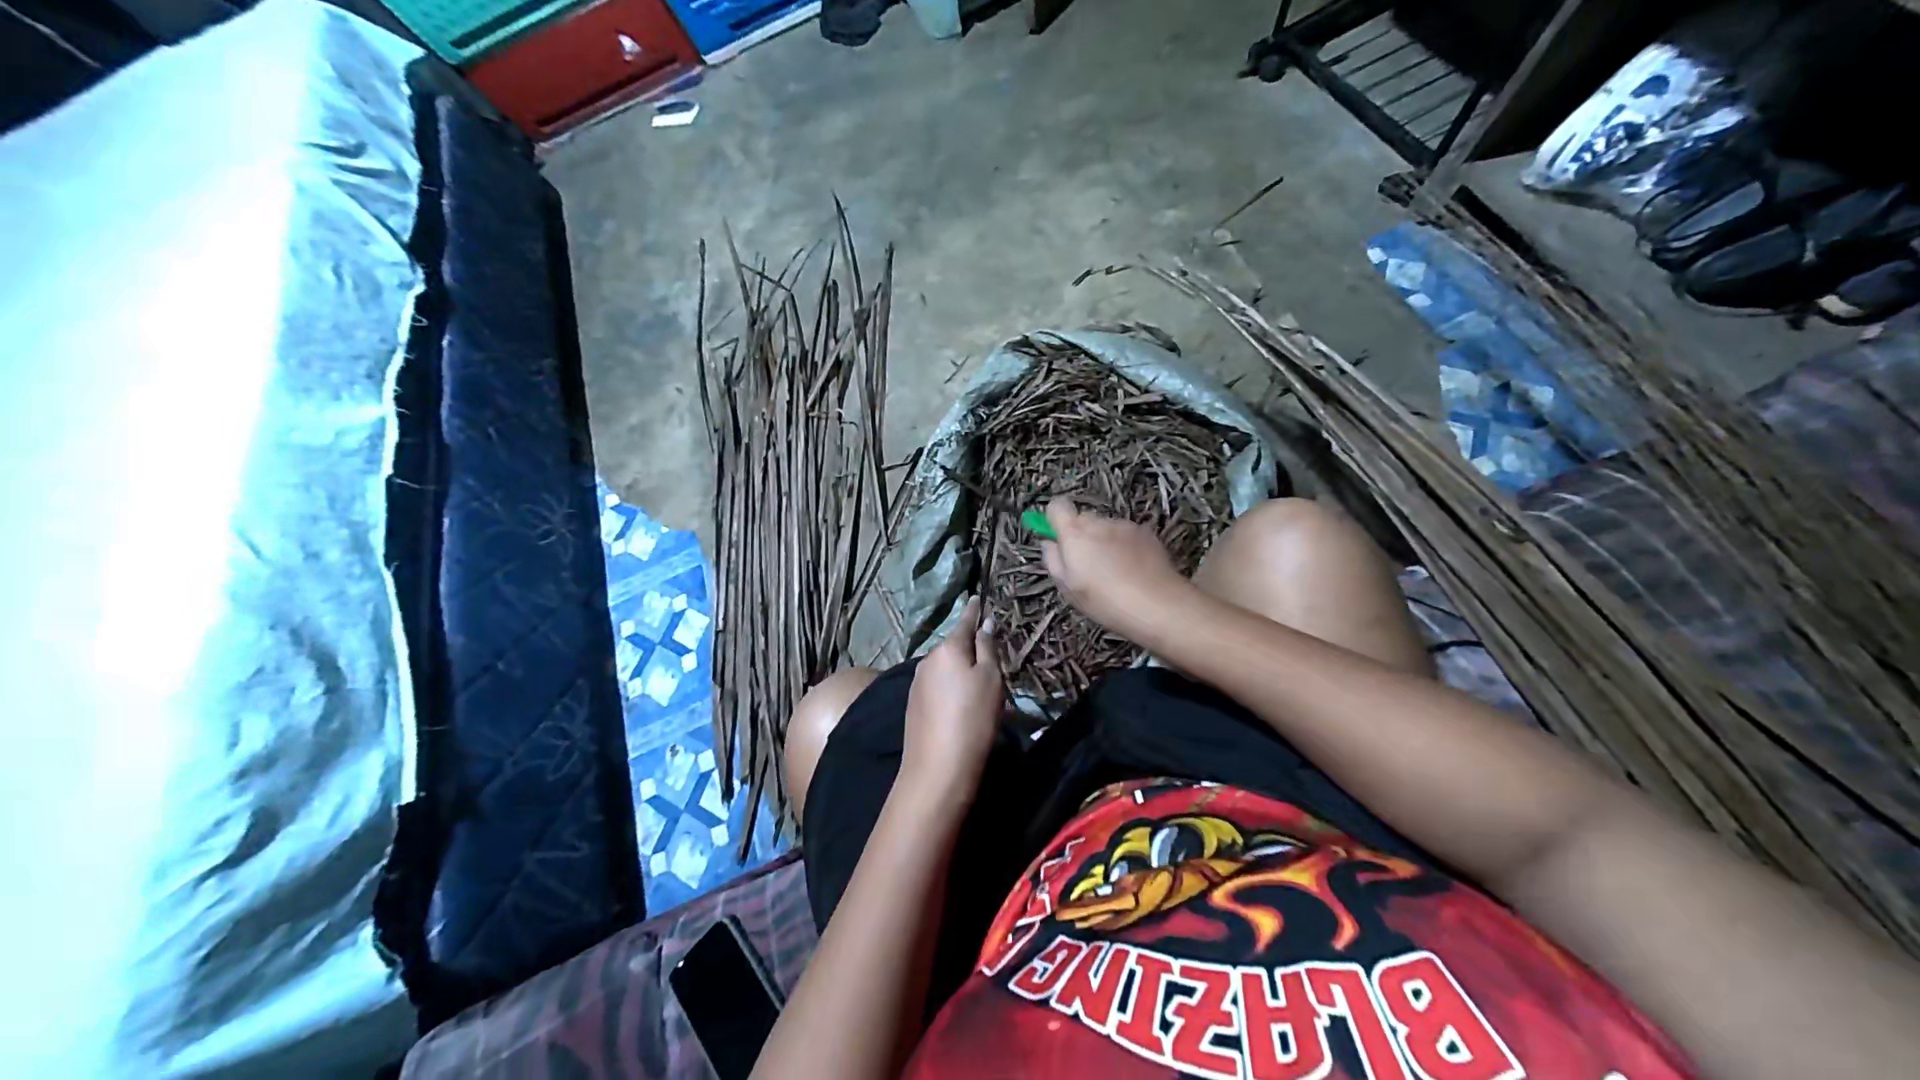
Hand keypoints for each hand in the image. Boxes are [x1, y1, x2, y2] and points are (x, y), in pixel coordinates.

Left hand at [901, 597, 1004, 801]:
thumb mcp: (991, 679)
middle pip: (954, 646)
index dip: (974, 611)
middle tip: (991, 654)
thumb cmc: (973, 718)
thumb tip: (985, 623)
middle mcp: (927, 660)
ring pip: (946, 668)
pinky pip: (938, 686)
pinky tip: (962, 704)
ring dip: (961, 670)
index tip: (977, 597)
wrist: (938, 768)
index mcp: (947, 648)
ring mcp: (917, 683)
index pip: (964, 621)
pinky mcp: (914, 705)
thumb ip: (987, 648)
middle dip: (970, 647)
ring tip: (981, 684)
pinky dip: (952, 688)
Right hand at [1039, 496, 1189, 636]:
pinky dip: (1124, 545)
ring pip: (1106, 527)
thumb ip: (1054, 561)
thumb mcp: (1069, 589)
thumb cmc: (1105, 601)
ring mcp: (1125, 525)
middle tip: (1087, 564)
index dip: (1055, 520)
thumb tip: (1049, 543)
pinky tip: (1132, 569)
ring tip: (1113, 570)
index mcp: (1074, 534)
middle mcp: (1099, 523)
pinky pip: (1126, 534)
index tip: (1059, 540)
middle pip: (1083, 518)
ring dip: (1104, 541)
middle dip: (1081, 535)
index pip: (1057, 506)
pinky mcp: (1146, 532)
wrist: (1158, 604)